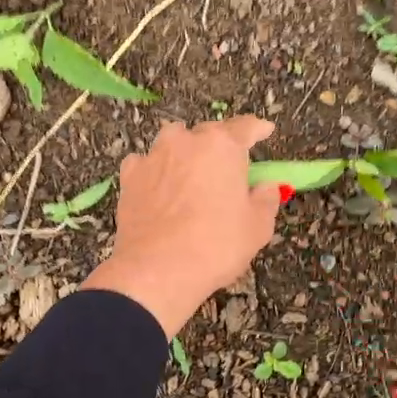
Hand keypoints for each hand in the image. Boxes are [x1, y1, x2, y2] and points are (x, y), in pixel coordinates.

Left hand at [82, 115, 284, 337]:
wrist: (156, 270)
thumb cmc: (216, 246)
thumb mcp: (257, 227)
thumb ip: (266, 199)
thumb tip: (266, 186)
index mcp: (222, 147)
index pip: (245, 127)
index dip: (258, 128)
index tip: (265, 130)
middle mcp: (186, 142)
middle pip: (209, 133)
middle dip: (221, 145)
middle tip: (228, 167)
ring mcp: (154, 156)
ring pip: (174, 142)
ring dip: (185, 151)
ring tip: (190, 173)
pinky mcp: (130, 176)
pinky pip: (146, 163)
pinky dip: (155, 170)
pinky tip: (159, 188)